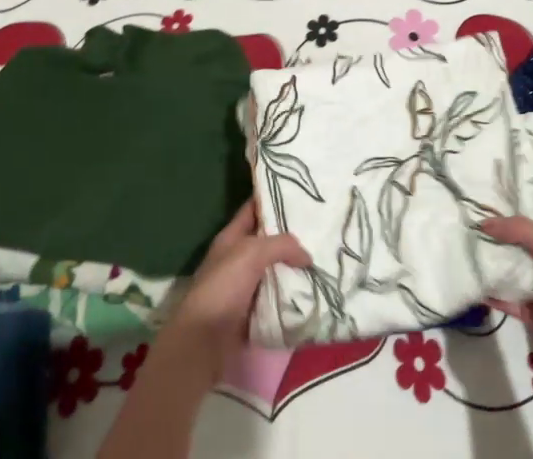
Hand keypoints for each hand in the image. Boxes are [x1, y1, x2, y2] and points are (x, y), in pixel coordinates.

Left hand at [162, 202, 311, 376]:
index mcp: (231, 237)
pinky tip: (318, 286)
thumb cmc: (222, 288)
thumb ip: (281, 245)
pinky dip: (295, 292)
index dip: (274, 197)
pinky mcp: (255, 310)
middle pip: (270, 239)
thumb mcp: (250, 254)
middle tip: (324, 226)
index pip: (254, 208)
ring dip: (298, 266)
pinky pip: (280, 295)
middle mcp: (239, 257)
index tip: (302, 191)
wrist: (204, 341)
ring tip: (328, 255)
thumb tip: (306, 256)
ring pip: (277, 268)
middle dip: (294, 233)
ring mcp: (247, 285)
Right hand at [480, 211, 532, 396]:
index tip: (484, 193)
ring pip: (512, 268)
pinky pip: (508, 299)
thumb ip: (523, 231)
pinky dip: (491, 293)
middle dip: (496, 230)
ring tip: (460, 246)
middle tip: (464, 219)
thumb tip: (486, 222)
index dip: (514, 202)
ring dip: (490, 261)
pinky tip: (469, 284)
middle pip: (520, 239)